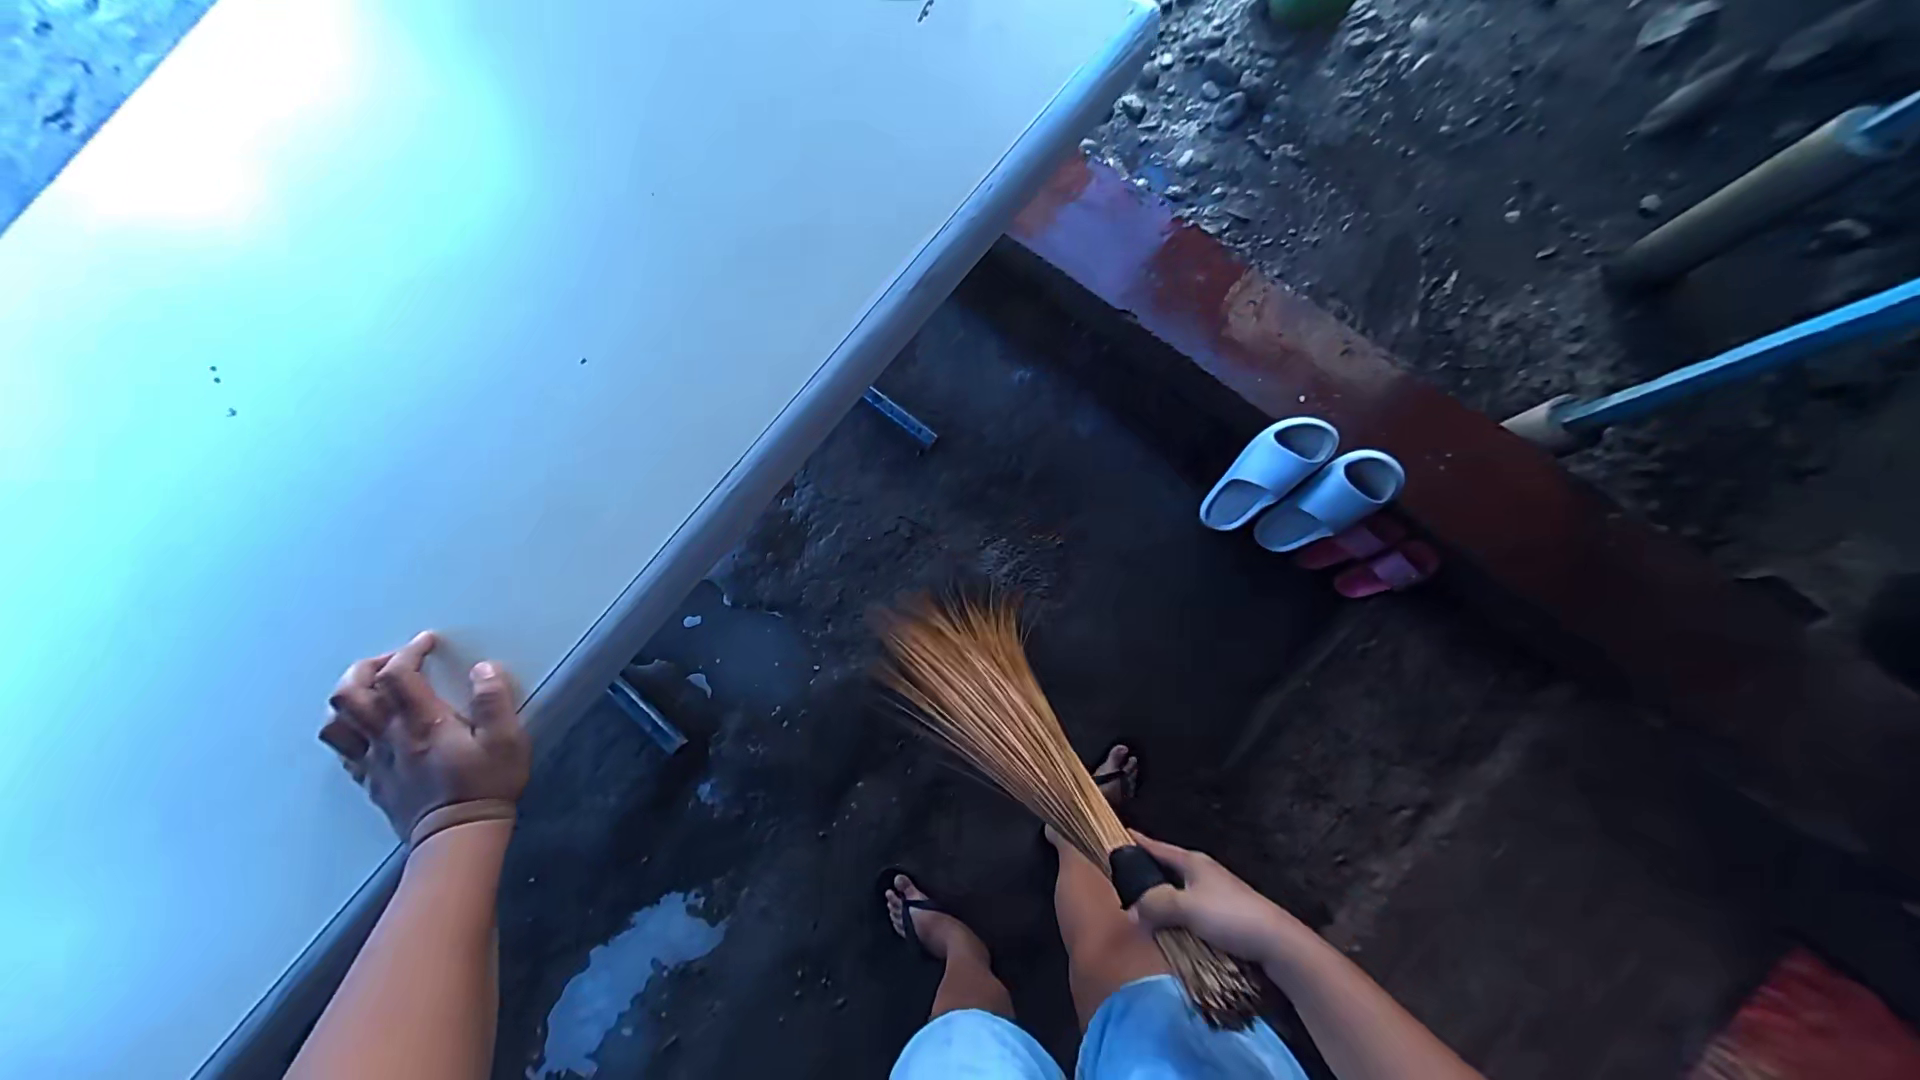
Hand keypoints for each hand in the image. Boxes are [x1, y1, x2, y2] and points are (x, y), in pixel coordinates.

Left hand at [317, 631, 530, 840]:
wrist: (458, 833)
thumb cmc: (488, 781)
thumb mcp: (508, 738)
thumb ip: (494, 699)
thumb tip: (483, 668)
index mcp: (423, 722)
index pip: (398, 675)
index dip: (409, 651)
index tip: (428, 642)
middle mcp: (389, 736)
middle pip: (351, 693)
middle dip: (367, 667)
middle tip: (393, 660)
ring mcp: (373, 760)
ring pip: (335, 720)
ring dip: (348, 696)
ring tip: (373, 689)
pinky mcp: (369, 779)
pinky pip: (341, 749)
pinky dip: (347, 728)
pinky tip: (368, 726)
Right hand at [1127, 830, 1293, 963]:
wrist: (1276, 942)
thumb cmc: (1229, 915)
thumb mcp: (1185, 907)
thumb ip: (1155, 904)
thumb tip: (1131, 910)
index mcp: (1191, 861)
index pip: (1156, 846)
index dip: (1137, 841)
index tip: (1117, 836)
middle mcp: (1201, 871)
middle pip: (1165, 869)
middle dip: (1145, 875)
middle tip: (1122, 884)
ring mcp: (1213, 892)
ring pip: (1177, 891)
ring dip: (1161, 900)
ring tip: (1142, 911)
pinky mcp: (1222, 913)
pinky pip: (1188, 908)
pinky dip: (1175, 914)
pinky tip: (1169, 928)